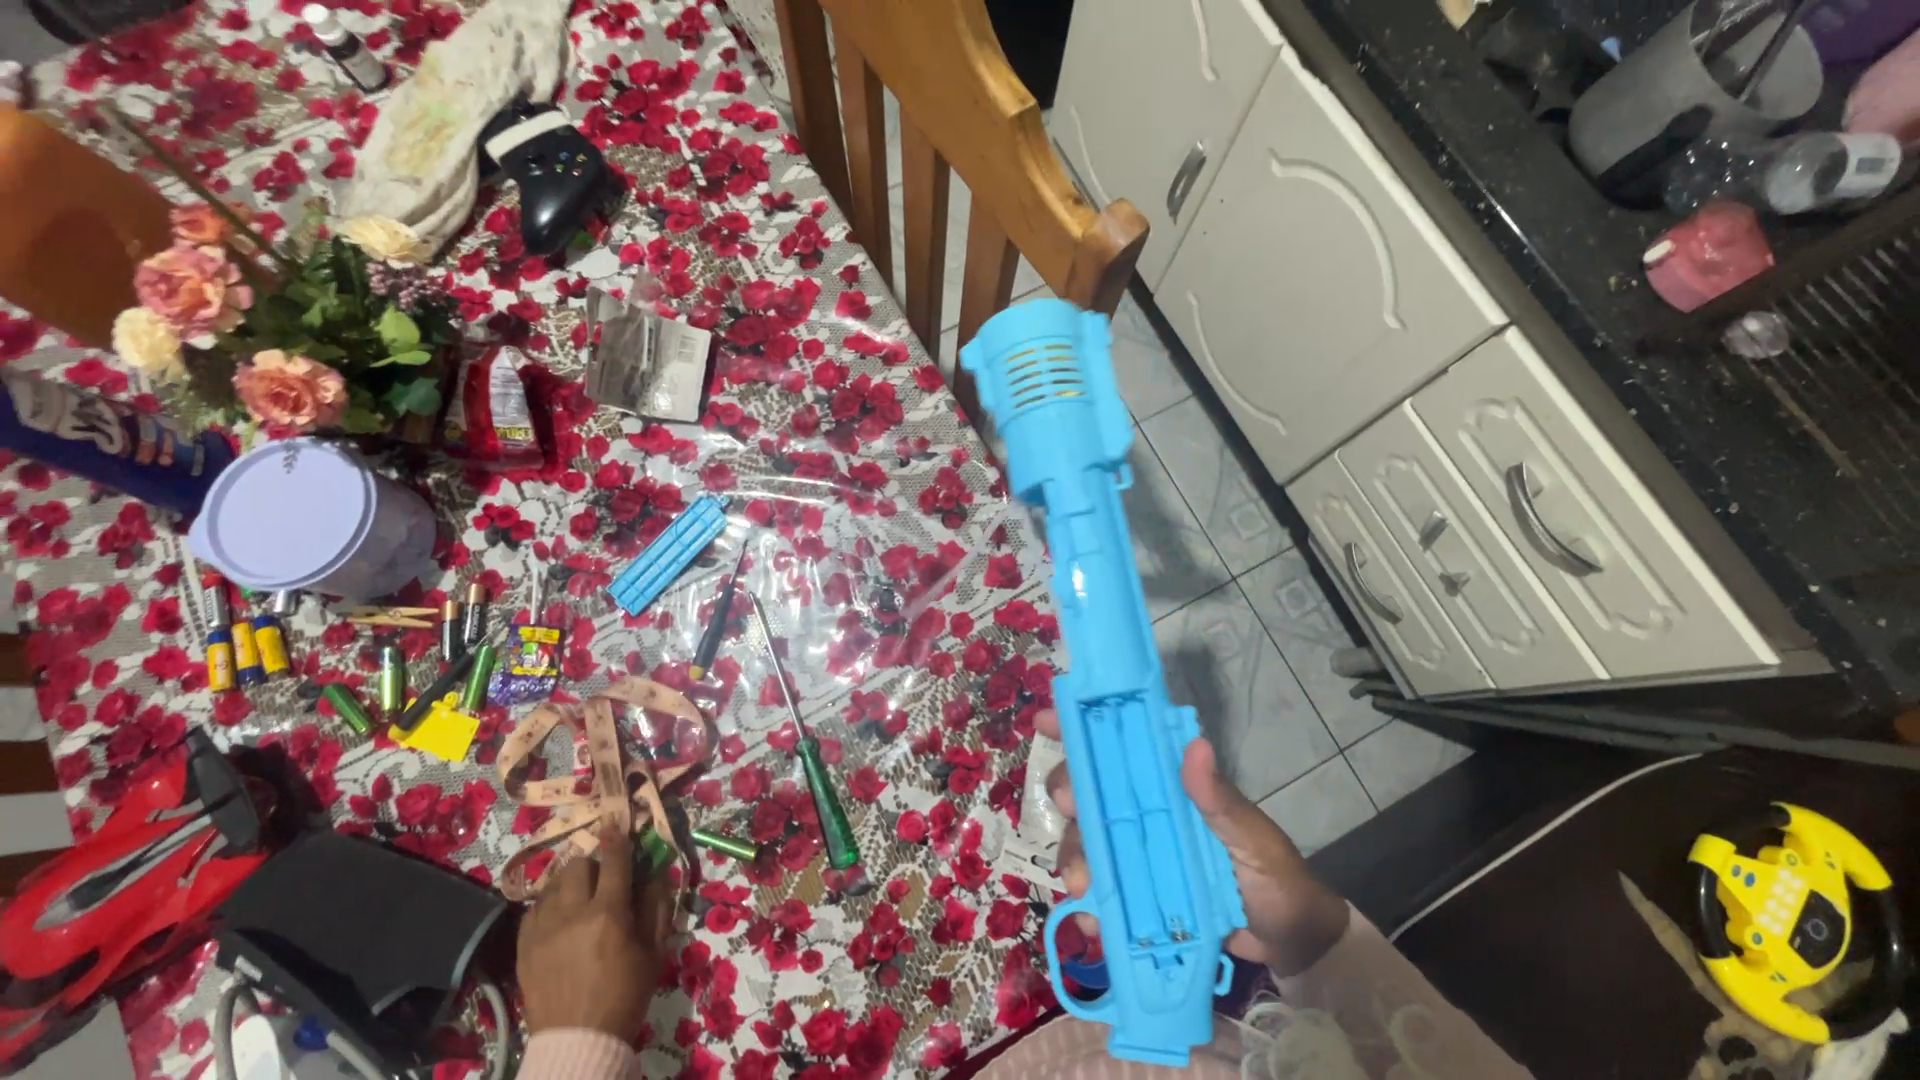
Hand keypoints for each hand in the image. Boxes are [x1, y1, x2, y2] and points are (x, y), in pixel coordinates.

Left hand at [516, 826, 676, 1042]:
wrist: (579, 1043)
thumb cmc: (625, 996)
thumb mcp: (654, 952)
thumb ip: (656, 908)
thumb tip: (655, 875)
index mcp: (609, 914)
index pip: (613, 861)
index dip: (617, 839)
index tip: (616, 823)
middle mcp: (572, 913)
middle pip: (578, 866)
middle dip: (593, 863)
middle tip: (603, 875)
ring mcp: (542, 930)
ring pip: (552, 884)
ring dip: (569, 882)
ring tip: (578, 894)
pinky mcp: (523, 947)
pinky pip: (533, 909)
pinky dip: (548, 904)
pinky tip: (558, 915)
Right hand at [1040, 709, 1349, 975]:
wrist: (1290, 946)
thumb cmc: (1276, 878)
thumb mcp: (1254, 839)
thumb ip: (1221, 801)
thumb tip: (1196, 746)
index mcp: (1172, 787)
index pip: (1123, 748)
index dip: (1081, 730)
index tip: (1045, 721)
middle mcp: (1145, 813)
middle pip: (1090, 790)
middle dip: (1067, 792)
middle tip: (1068, 807)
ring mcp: (1135, 855)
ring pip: (1085, 840)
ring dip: (1074, 857)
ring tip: (1081, 890)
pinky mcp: (1134, 896)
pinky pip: (1096, 892)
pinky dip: (1087, 904)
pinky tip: (1092, 919)